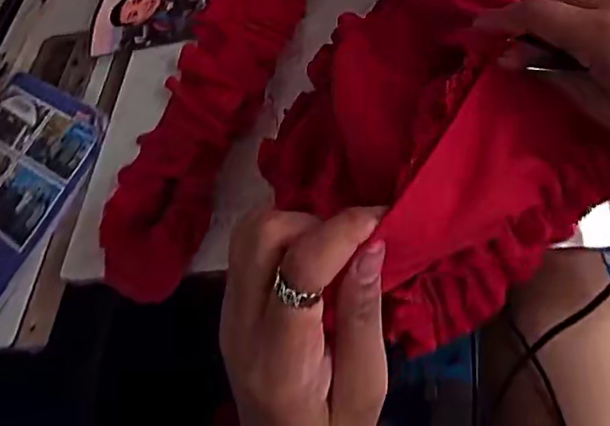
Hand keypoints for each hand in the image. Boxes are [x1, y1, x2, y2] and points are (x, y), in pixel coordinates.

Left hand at [221, 207, 388, 425]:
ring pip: (251, 230)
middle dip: (314, 222)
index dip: (344, 229)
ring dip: (296, 223)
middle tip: (349, 244)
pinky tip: (312, 254)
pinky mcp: (229, 304)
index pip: (301, 267)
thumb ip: (365, 316)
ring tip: (330, 248)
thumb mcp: (365, 389)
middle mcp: (242, 327)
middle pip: (262, 234)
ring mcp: (228, 313)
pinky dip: (285, 232)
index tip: (381, 219)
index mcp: (279, 358)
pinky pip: (249, 245)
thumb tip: (372, 244)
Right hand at [478, 0, 609, 182]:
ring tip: (569, 48)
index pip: (538, 13)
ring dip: (569, 15)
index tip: (480, 26)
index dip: (503, 18)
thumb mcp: (604, 108)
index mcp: (608, 35)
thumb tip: (511, 56)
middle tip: (520, 45)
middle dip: (534, 17)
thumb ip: (553, 73)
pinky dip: (603, 13)